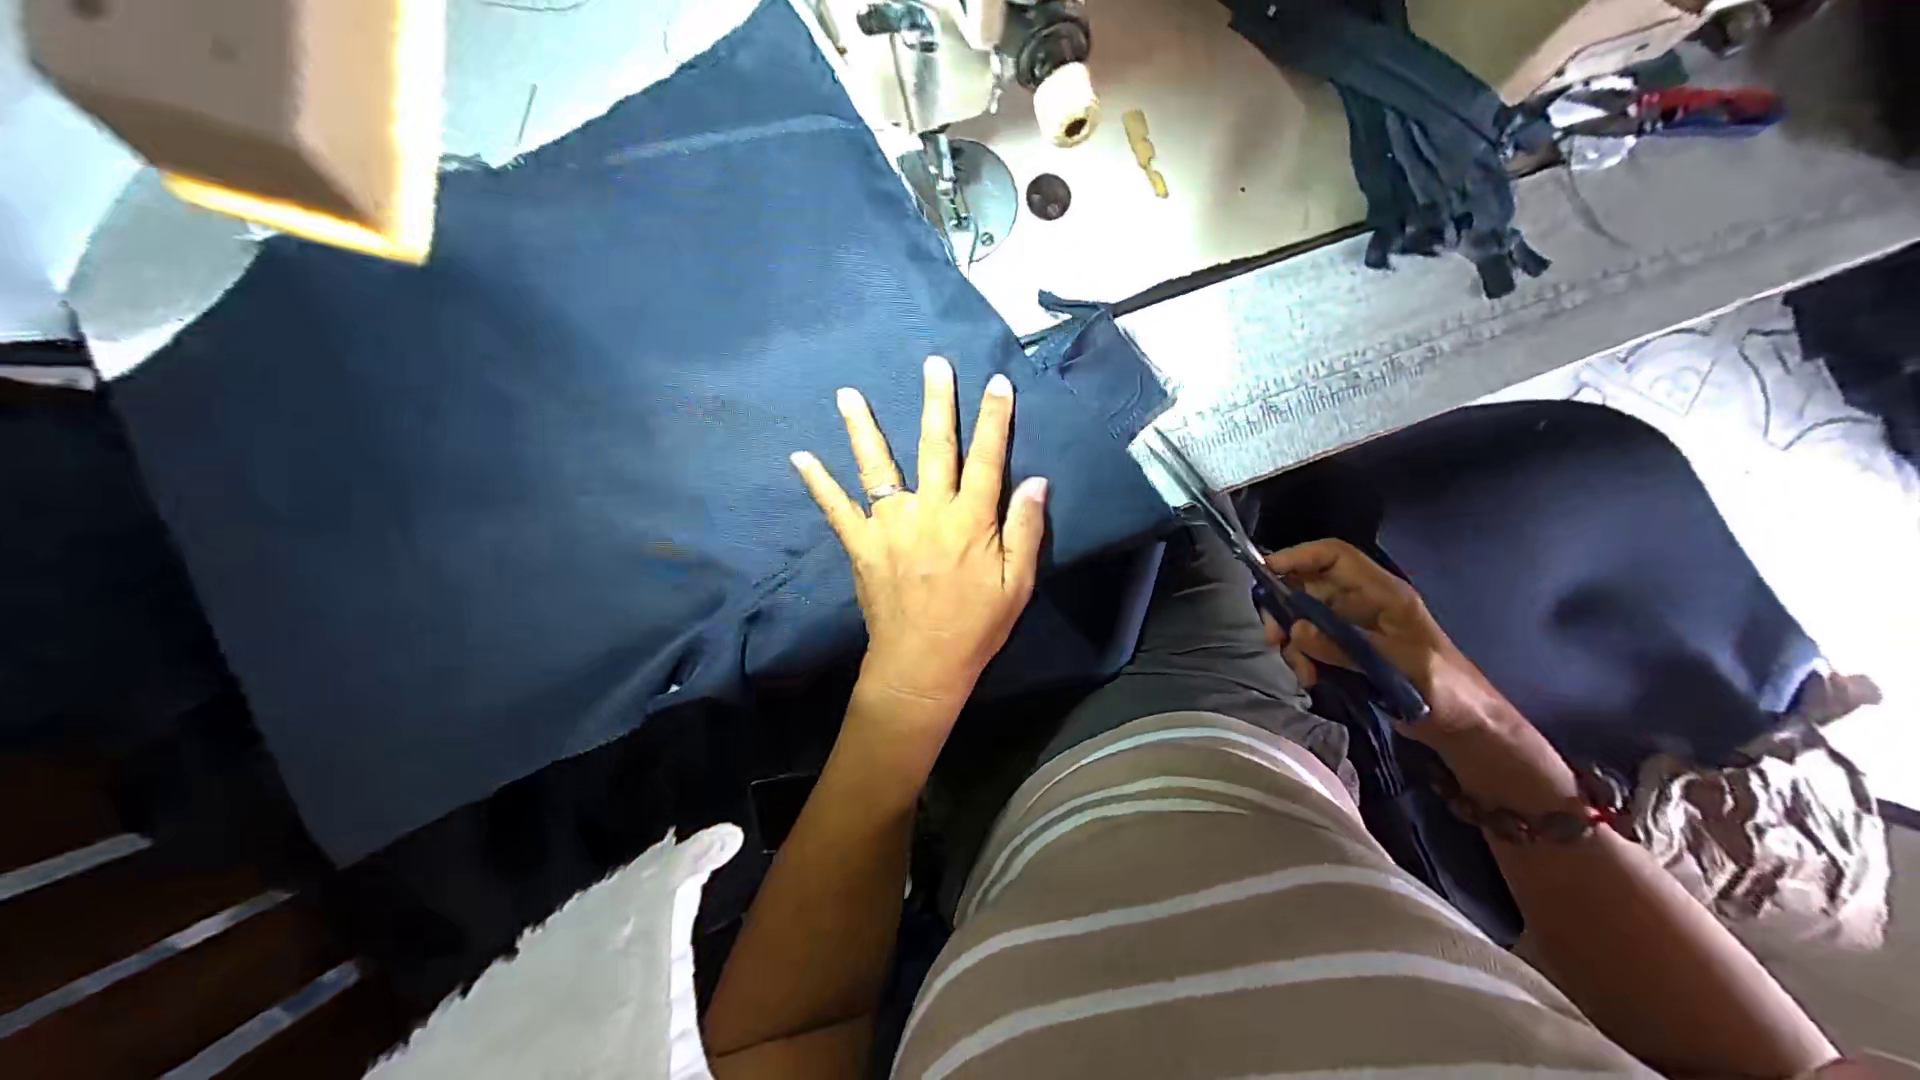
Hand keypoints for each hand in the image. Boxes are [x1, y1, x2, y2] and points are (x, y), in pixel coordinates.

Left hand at [791, 357, 1047, 704]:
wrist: (923, 665)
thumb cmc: (977, 626)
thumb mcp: (1018, 584)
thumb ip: (1025, 530)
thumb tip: (1036, 481)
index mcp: (971, 521)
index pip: (987, 458)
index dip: (994, 419)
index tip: (996, 382)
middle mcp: (930, 512)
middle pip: (936, 447)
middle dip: (937, 402)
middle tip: (933, 364)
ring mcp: (890, 526)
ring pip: (878, 467)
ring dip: (864, 428)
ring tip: (848, 394)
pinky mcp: (861, 545)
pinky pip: (836, 509)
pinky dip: (818, 483)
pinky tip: (800, 456)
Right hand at [1261, 539, 1519, 745]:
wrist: (1466, 726)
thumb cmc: (1445, 689)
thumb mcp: (1397, 665)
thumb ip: (1344, 647)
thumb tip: (1295, 630)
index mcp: (1383, 594)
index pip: (1335, 556)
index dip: (1299, 555)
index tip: (1266, 572)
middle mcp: (1363, 602)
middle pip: (1308, 585)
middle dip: (1283, 607)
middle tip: (1272, 637)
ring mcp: (1354, 626)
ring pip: (1303, 616)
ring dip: (1292, 640)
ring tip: (1301, 671)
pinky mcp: (1347, 649)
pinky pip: (1310, 642)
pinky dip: (1301, 657)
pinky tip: (1310, 678)